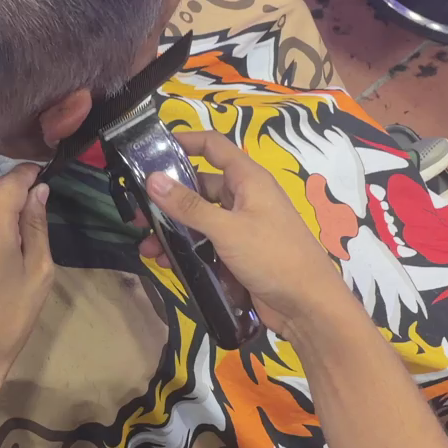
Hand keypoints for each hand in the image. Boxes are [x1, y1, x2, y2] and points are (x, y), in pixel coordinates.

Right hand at [139, 130, 355, 340]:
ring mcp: (241, 227)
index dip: (185, 141)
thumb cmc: (273, 257)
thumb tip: (153, 179)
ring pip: (199, 219)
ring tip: (149, 248)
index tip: (152, 149)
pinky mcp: (237, 253)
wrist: (307, 307)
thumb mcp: (227, 229)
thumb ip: (189, 206)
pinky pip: (205, 244)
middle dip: (169, 199)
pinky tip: (167, 263)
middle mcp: (244, 198)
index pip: (214, 146)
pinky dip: (186, 250)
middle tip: (140, 215)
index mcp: (248, 180)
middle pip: (200, 187)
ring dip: (173, 230)